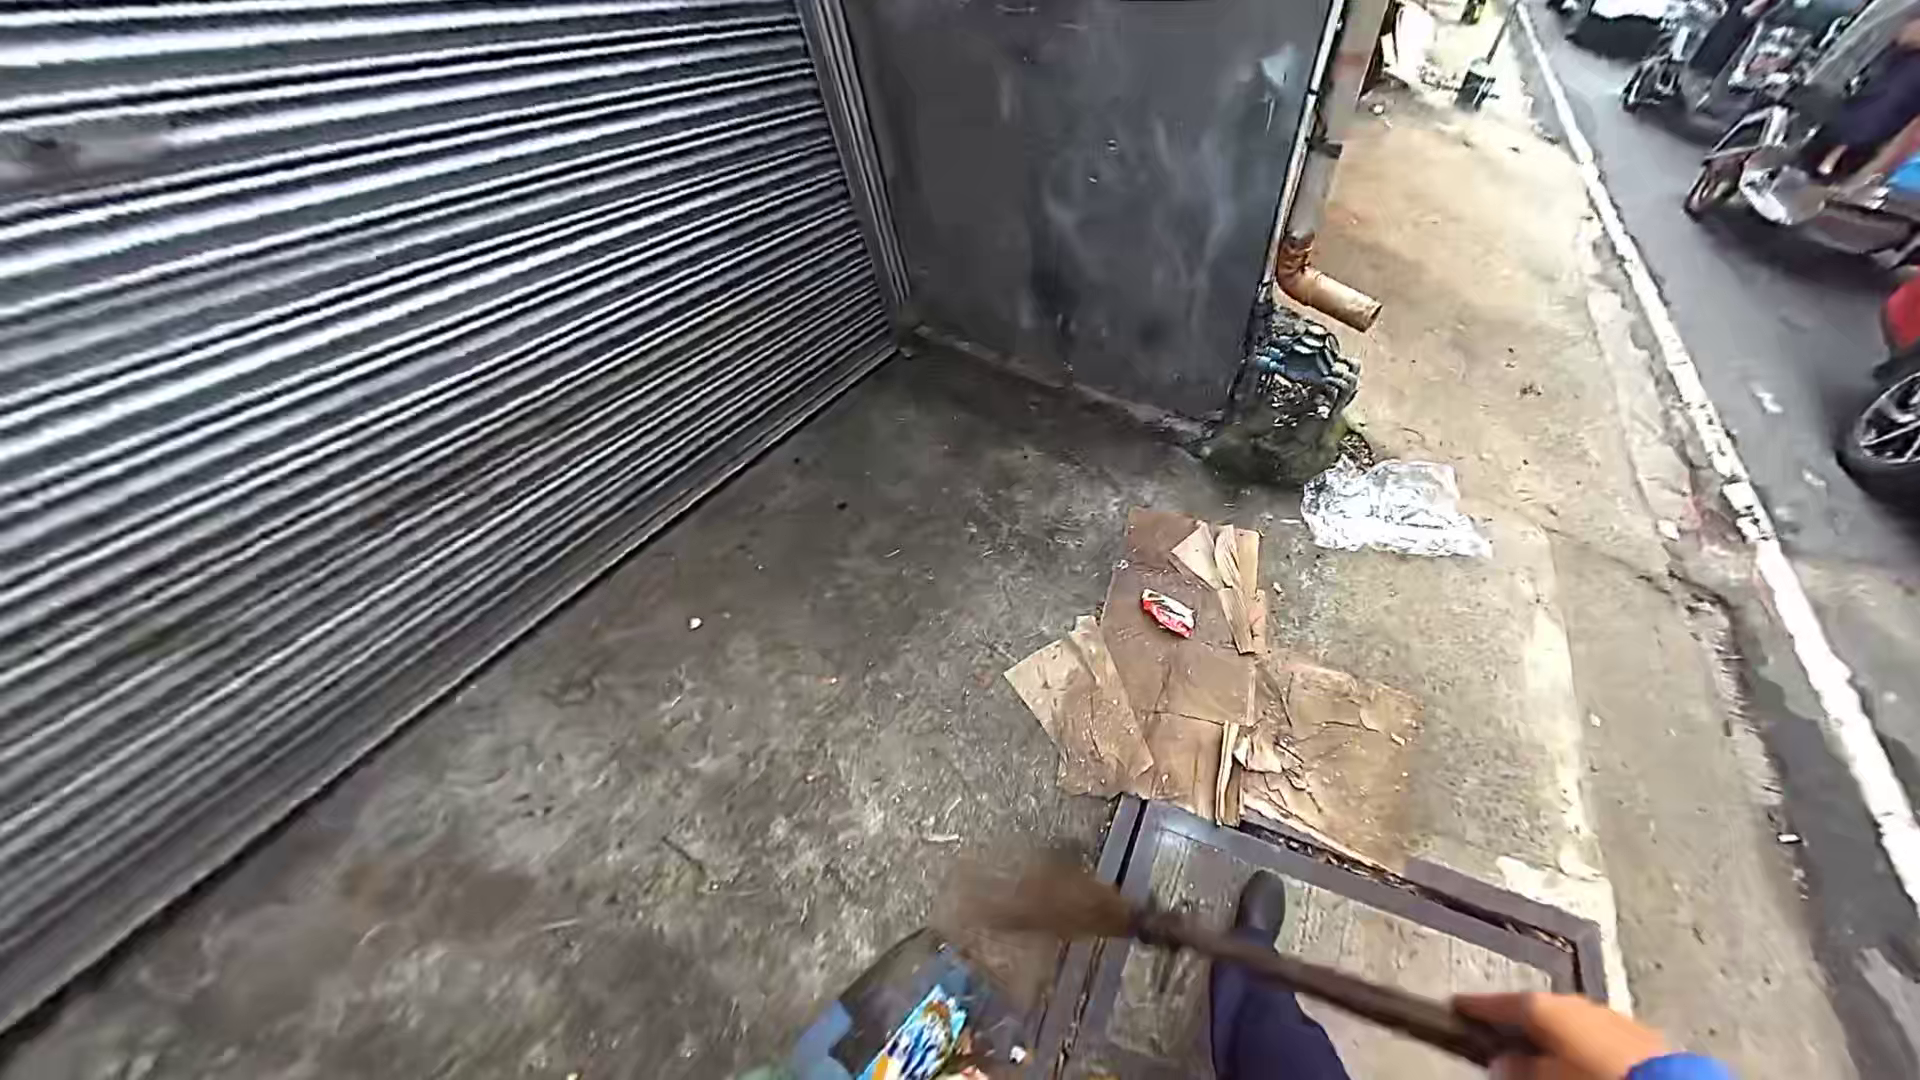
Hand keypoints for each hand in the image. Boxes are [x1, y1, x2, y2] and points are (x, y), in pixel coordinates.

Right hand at [1454, 992, 1669, 1079]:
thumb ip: (1515, 1071)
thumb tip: (1498, 1064)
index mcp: (1537, 1004)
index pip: (1490, 1003)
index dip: (1470, 1009)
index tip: (1455, 1010)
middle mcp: (1566, 1000)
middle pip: (1531, 1013)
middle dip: (1520, 1030)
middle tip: (1509, 1049)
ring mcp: (1605, 1015)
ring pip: (1567, 1024)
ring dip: (1556, 1040)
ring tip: (1553, 1064)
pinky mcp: (1641, 1036)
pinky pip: (1598, 1039)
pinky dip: (1587, 1049)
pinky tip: (1590, 1067)